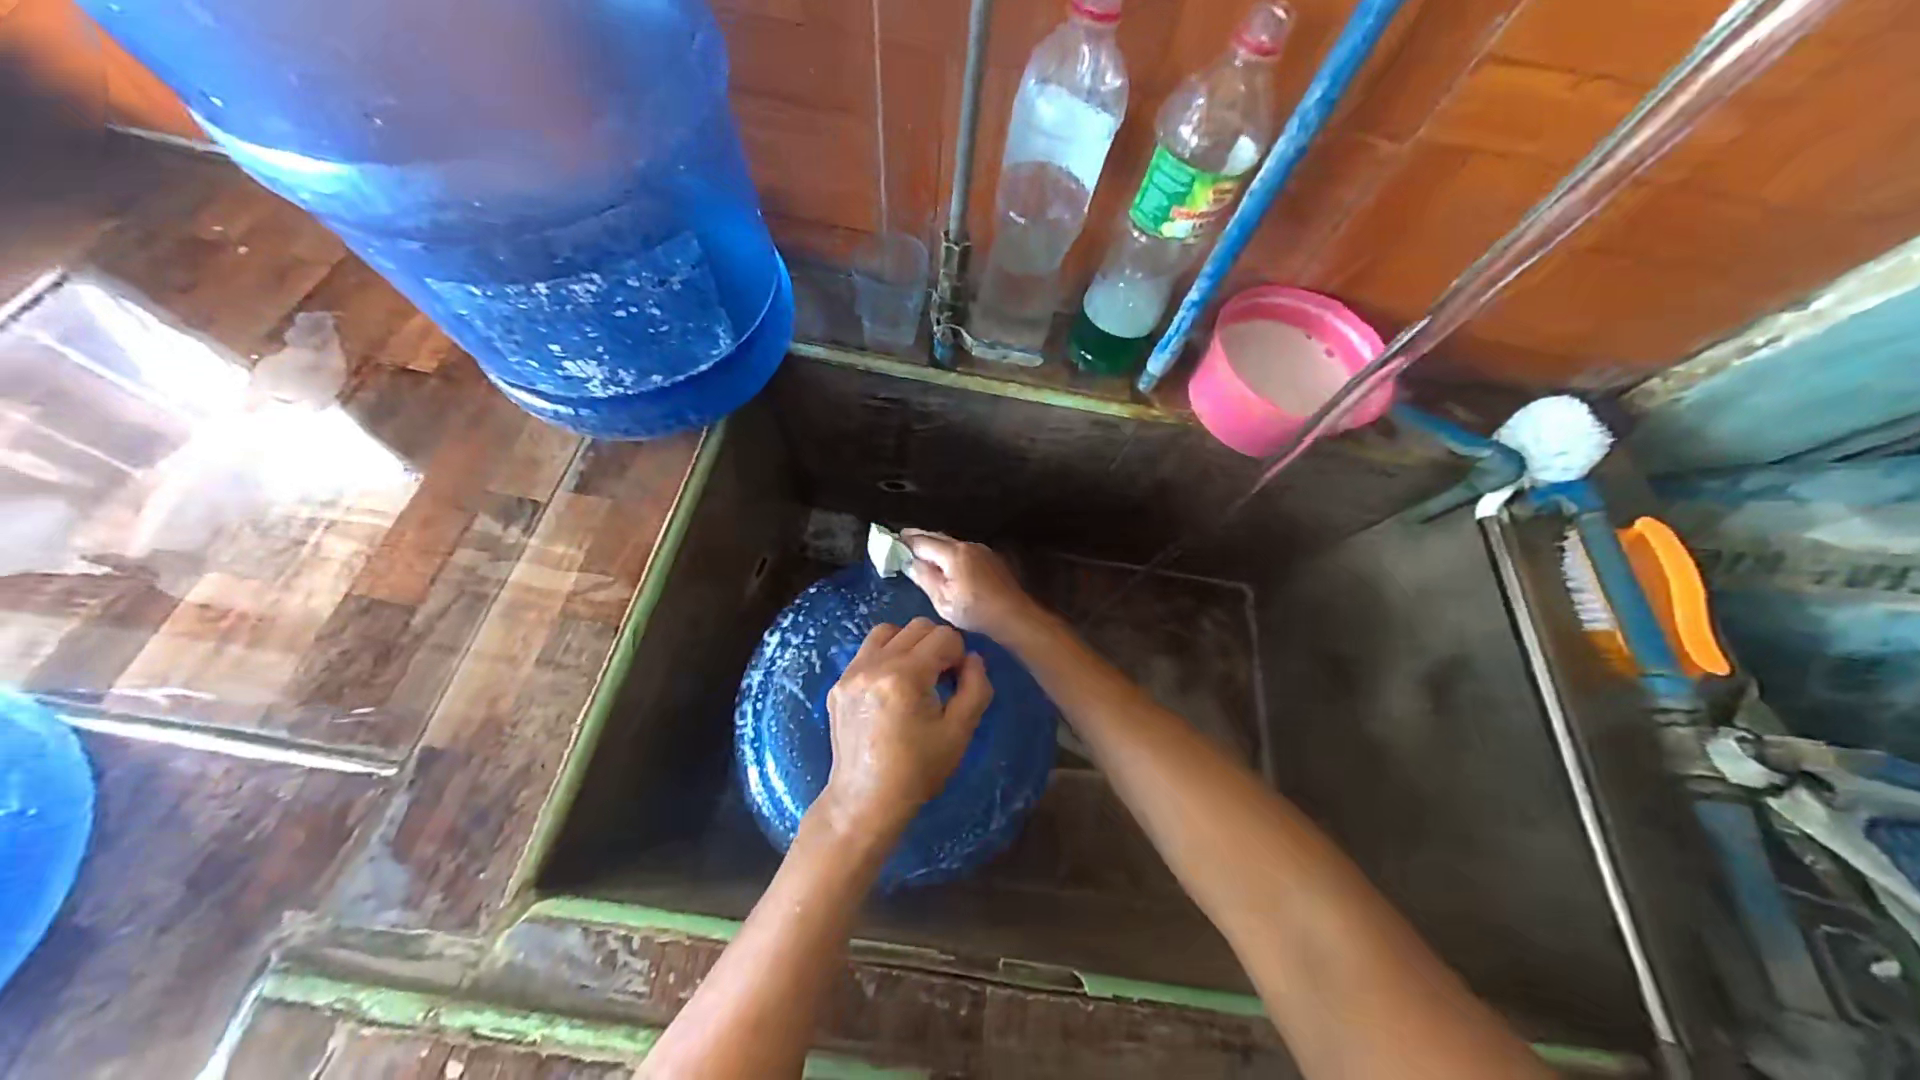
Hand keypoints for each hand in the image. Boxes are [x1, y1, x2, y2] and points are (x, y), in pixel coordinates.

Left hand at [821, 617, 992, 836]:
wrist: (866, 800)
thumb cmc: (918, 770)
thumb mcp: (960, 732)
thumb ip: (976, 688)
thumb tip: (973, 659)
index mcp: (905, 675)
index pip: (944, 636)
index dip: (959, 656)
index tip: (957, 683)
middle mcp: (874, 665)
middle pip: (917, 627)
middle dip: (937, 645)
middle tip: (941, 679)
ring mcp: (851, 673)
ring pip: (888, 631)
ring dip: (908, 644)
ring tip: (915, 677)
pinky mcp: (838, 684)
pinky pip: (866, 652)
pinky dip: (885, 657)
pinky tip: (892, 688)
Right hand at [902, 531, 1041, 641]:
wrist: (1014, 615)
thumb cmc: (975, 612)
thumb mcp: (943, 600)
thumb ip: (925, 578)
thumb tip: (910, 562)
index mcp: (953, 554)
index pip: (922, 541)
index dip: (905, 541)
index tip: (890, 541)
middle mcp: (967, 545)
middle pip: (937, 537)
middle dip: (918, 537)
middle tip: (901, 539)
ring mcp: (980, 550)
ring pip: (950, 542)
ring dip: (934, 544)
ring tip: (919, 550)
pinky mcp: (989, 558)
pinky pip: (962, 550)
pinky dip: (947, 551)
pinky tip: (943, 561)